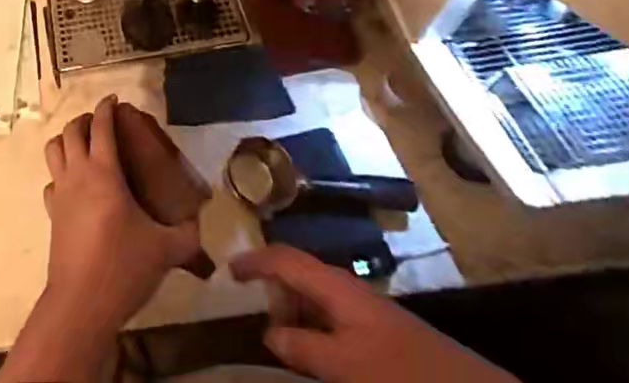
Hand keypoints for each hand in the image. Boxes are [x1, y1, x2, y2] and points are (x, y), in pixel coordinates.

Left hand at [41, 97, 202, 330]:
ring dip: (67, 139)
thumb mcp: (167, 250)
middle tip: (102, 123)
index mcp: (103, 172)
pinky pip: (50, 180)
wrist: (83, 300)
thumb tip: (199, 222)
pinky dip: (60, 173)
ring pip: (54, 149)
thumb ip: (187, 233)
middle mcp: (76, 173)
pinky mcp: (51, 211)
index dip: (106, 109)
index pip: (100, 127)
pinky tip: (74, 185)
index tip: (115, 99)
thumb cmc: (124, 266)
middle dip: (84, 120)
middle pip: (71, 131)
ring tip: (84, 145)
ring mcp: (59, 191)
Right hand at [230, 246, 519, 382]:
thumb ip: (301, 346)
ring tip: (278, 337)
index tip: (226, 270)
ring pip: (316, 300)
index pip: (283, 257)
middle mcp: (348, 290)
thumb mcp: (345, 365)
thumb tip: (268, 332)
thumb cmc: (403, 374)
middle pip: (298, 275)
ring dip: (293, 313)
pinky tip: (313, 354)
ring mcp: (368, 312)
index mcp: (335, 286)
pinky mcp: (382, 335)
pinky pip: (334, 321)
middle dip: (272, 290)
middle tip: (250, 314)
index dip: (253, 260)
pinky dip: (314, 330)